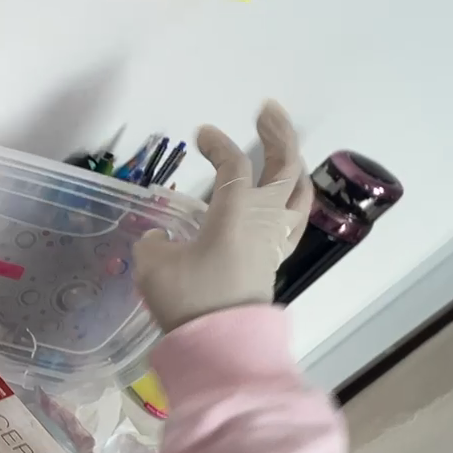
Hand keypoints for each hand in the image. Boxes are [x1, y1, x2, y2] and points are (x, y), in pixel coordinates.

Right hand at [133, 101, 314, 331]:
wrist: (218, 339)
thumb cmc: (187, 297)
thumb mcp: (153, 266)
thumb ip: (153, 243)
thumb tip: (159, 238)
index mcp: (236, 210)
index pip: (233, 164)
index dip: (217, 144)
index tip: (202, 133)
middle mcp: (264, 216)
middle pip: (284, 164)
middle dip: (277, 133)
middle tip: (265, 113)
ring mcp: (274, 238)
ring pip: (299, 190)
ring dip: (293, 166)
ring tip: (283, 154)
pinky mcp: (273, 259)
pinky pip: (292, 219)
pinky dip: (289, 200)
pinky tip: (279, 201)